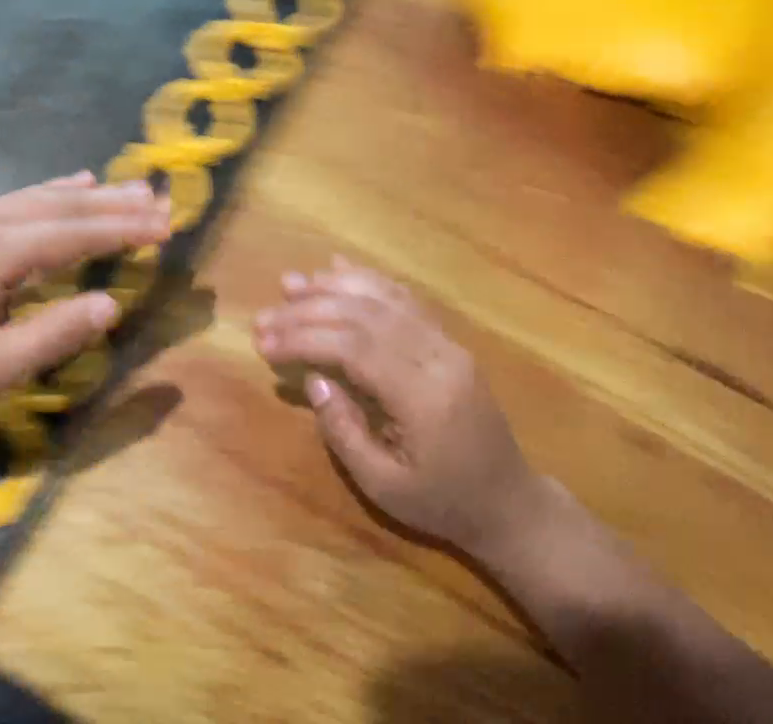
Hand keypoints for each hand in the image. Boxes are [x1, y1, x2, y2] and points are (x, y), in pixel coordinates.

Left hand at [0, 172, 170, 427]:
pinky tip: (73, 183)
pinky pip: (13, 202)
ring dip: (87, 196)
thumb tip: (112, 302)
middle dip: (113, 205)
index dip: (122, 231)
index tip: (167, 226)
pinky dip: (51, 195)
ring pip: (37, 199)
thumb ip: (54, 333)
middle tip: (163, 200)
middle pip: (58, 206)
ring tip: (134, 190)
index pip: (71, 233)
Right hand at [253, 257, 547, 557]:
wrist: (508, 503)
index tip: (265, 345)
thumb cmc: (441, 502)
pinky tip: (337, 269)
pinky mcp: (447, 342)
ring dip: (333, 288)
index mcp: (424, 396)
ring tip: (290, 284)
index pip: (354, 347)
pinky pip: (404, 300)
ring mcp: (447, 345)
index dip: (304, 338)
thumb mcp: (383, 486)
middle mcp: (439, 357)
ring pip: (384, 299)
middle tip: (264, 318)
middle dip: (308, 312)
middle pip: (365, 315)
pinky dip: (367, 281)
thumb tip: (313, 380)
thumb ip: (344, 431)